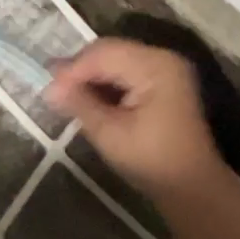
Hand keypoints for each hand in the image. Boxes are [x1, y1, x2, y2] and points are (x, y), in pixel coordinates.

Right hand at [45, 38, 227, 195]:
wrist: (192, 187)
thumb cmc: (152, 161)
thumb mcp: (110, 133)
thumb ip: (80, 104)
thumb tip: (48, 88)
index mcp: (155, 66)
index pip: (104, 54)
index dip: (72, 69)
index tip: (47, 88)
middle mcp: (162, 58)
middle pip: (110, 51)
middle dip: (79, 69)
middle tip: (51, 88)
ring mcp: (165, 69)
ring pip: (116, 60)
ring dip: (90, 75)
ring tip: (64, 93)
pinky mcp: (162, 83)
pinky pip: (126, 71)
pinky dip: (105, 82)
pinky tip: (87, 96)